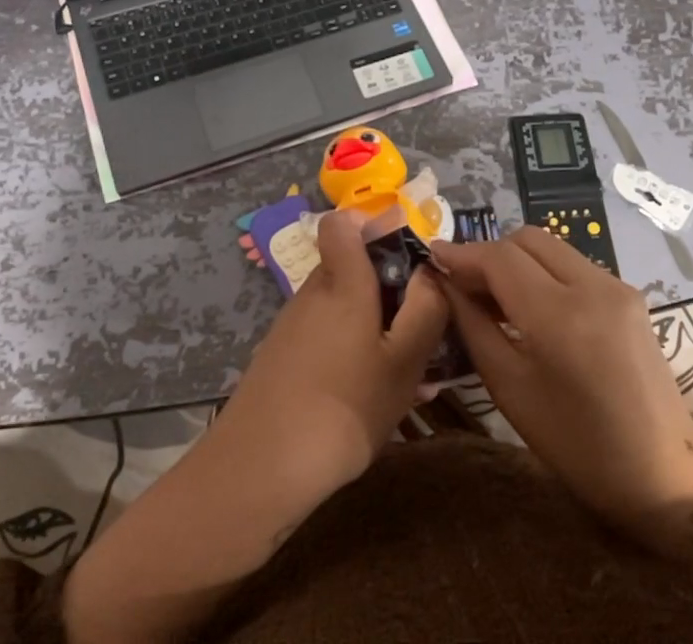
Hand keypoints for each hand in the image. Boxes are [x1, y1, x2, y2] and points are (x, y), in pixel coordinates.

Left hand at [212, 210, 450, 496]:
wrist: (262, 468)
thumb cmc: (346, 406)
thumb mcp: (404, 361)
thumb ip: (425, 309)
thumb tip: (430, 271)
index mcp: (342, 284)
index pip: (342, 224)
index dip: (373, 224)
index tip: (409, 249)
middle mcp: (313, 296)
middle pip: (352, 271)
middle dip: (393, 291)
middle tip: (430, 330)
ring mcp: (293, 329)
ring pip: (346, 311)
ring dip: (381, 331)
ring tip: (418, 378)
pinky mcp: (283, 361)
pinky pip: (331, 341)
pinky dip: (358, 357)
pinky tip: (382, 400)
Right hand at [433, 227, 692, 522]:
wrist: (661, 470)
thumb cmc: (576, 444)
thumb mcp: (509, 388)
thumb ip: (473, 327)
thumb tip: (445, 285)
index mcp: (560, 314)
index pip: (500, 257)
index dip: (461, 254)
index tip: (431, 259)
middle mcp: (593, 285)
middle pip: (527, 240)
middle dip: (489, 254)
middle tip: (462, 286)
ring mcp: (618, 287)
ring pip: (552, 249)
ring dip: (517, 262)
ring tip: (491, 300)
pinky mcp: (630, 296)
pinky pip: (574, 267)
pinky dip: (543, 274)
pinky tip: (529, 309)